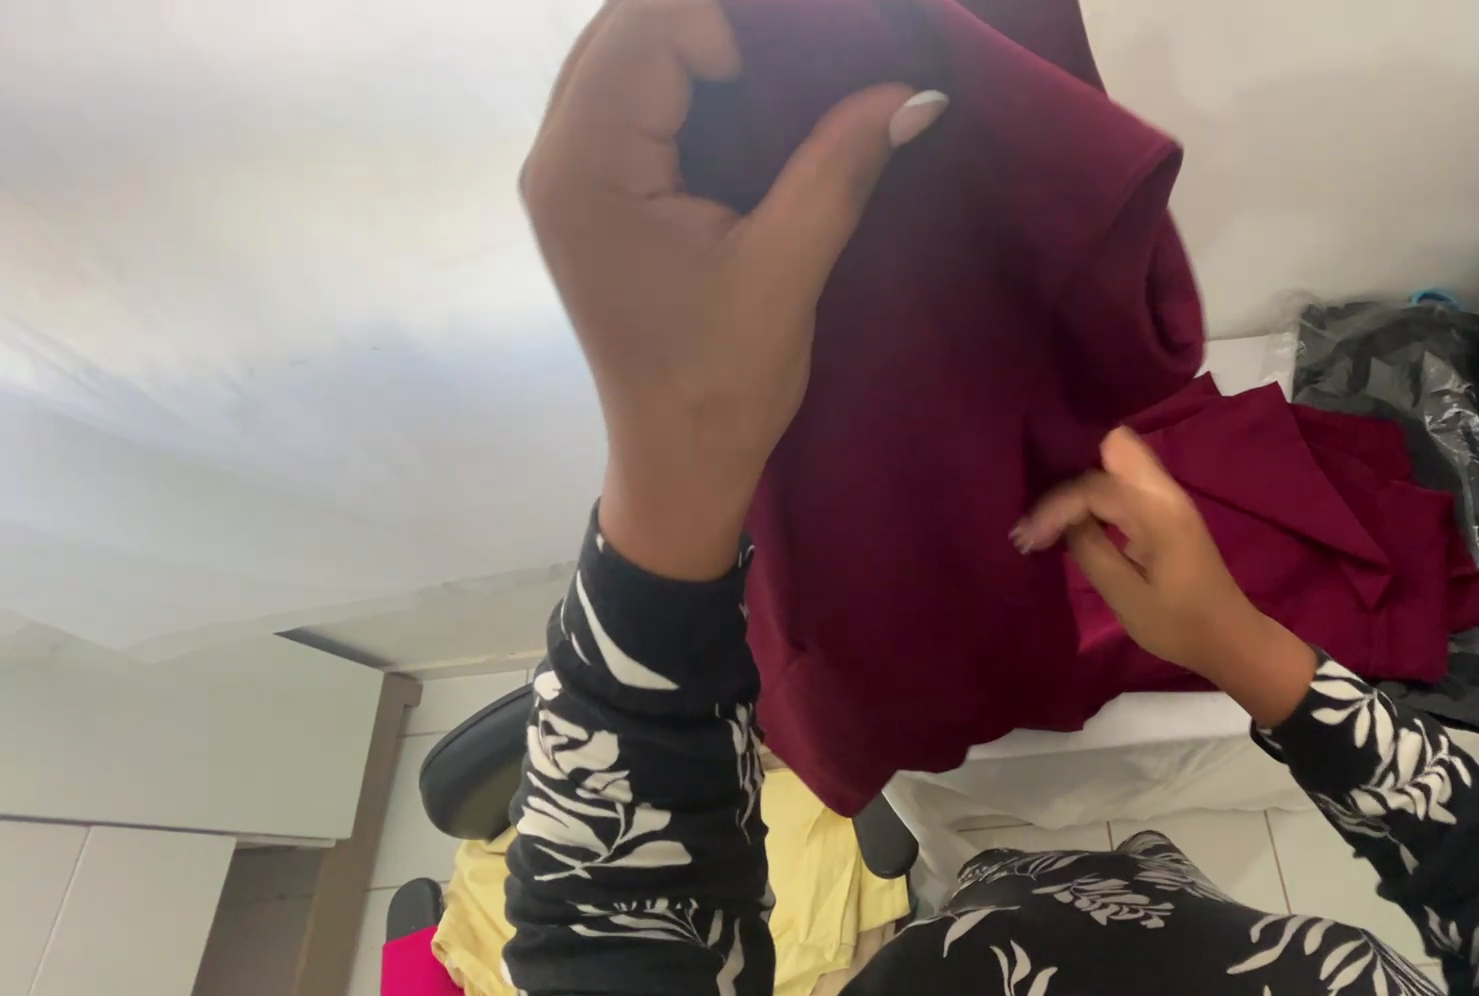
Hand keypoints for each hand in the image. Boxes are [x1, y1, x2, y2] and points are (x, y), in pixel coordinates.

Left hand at [522, 0, 947, 579]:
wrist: (683, 464)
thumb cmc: (722, 384)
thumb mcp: (786, 271)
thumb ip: (841, 168)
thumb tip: (916, 91)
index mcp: (585, 168)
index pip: (645, 28)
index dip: (732, 25)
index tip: (810, 68)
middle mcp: (558, 159)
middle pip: (627, 35)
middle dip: (718, 33)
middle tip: (803, 64)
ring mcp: (573, 184)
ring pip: (630, 71)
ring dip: (706, 65)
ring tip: (783, 88)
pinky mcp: (600, 209)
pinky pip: (638, 118)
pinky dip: (694, 104)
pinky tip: (750, 128)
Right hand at [1012, 427, 1317, 725]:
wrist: (1228, 637)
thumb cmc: (1178, 624)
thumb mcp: (1126, 595)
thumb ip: (1090, 550)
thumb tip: (1062, 521)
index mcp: (1158, 512)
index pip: (1093, 486)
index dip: (1054, 508)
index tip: (1027, 539)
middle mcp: (1164, 492)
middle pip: (1113, 445)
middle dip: (1068, 466)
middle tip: (1037, 508)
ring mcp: (1167, 497)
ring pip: (1116, 458)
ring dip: (1079, 478)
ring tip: (1046, 516)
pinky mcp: (1163, 509)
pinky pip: (1123, 479)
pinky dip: (1094, 491)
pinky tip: (1072, 517)